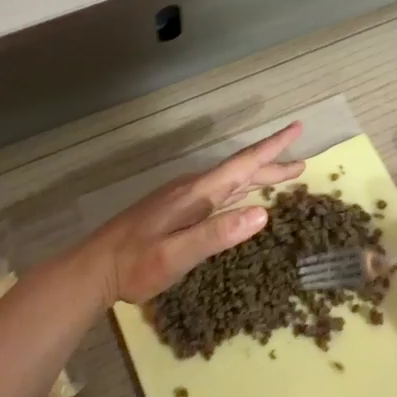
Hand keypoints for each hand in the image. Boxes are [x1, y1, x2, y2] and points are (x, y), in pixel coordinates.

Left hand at [76, 122, 304, 306]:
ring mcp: (181, 198)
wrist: (95, 268)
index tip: (297, 128)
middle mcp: (191, 190)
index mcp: (196, 195)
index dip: (271, 148)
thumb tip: (262, 213)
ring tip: (282, 174)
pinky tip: (242, 197)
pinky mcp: (174, 210)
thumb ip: (217, 234)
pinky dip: (239, 188)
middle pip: (238, 170)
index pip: (241, 165)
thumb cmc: (136, 265)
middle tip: (301, 161)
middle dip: (271, 162)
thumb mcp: (177, 255)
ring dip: (256, 175)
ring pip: (228, 180)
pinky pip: (217, 191)